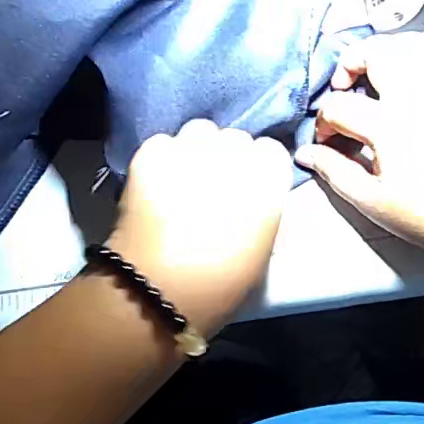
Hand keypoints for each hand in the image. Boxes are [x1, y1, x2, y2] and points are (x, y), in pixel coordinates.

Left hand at [107, 119, 292, 334]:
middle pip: (236, 139)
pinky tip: (160, 184)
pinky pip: (164, 143)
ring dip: (198, 151)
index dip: (260, 170)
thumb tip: (260, 199)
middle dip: (229, 159)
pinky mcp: (152, 153)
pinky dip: (165, 158)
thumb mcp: (264, 249)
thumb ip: (267, 211)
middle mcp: (232, 153)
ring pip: (200, 132)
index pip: (271, 150)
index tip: (251, 190)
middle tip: (217, 189)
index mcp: (268, 178)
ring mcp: (189, 149)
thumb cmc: (221, 284)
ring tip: (188, 180)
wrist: (156, 291)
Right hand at [294, 32, 423, 269]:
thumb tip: (308, 154)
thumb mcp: (371, 201)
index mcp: (388, 125)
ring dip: (398, 48)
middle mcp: (419, 101)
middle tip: (344, 84)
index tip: (325, 140)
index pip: (340, 106)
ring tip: (383, 65)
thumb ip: (335, 171)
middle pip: (379, 56)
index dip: (323, 121)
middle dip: (352, 61)